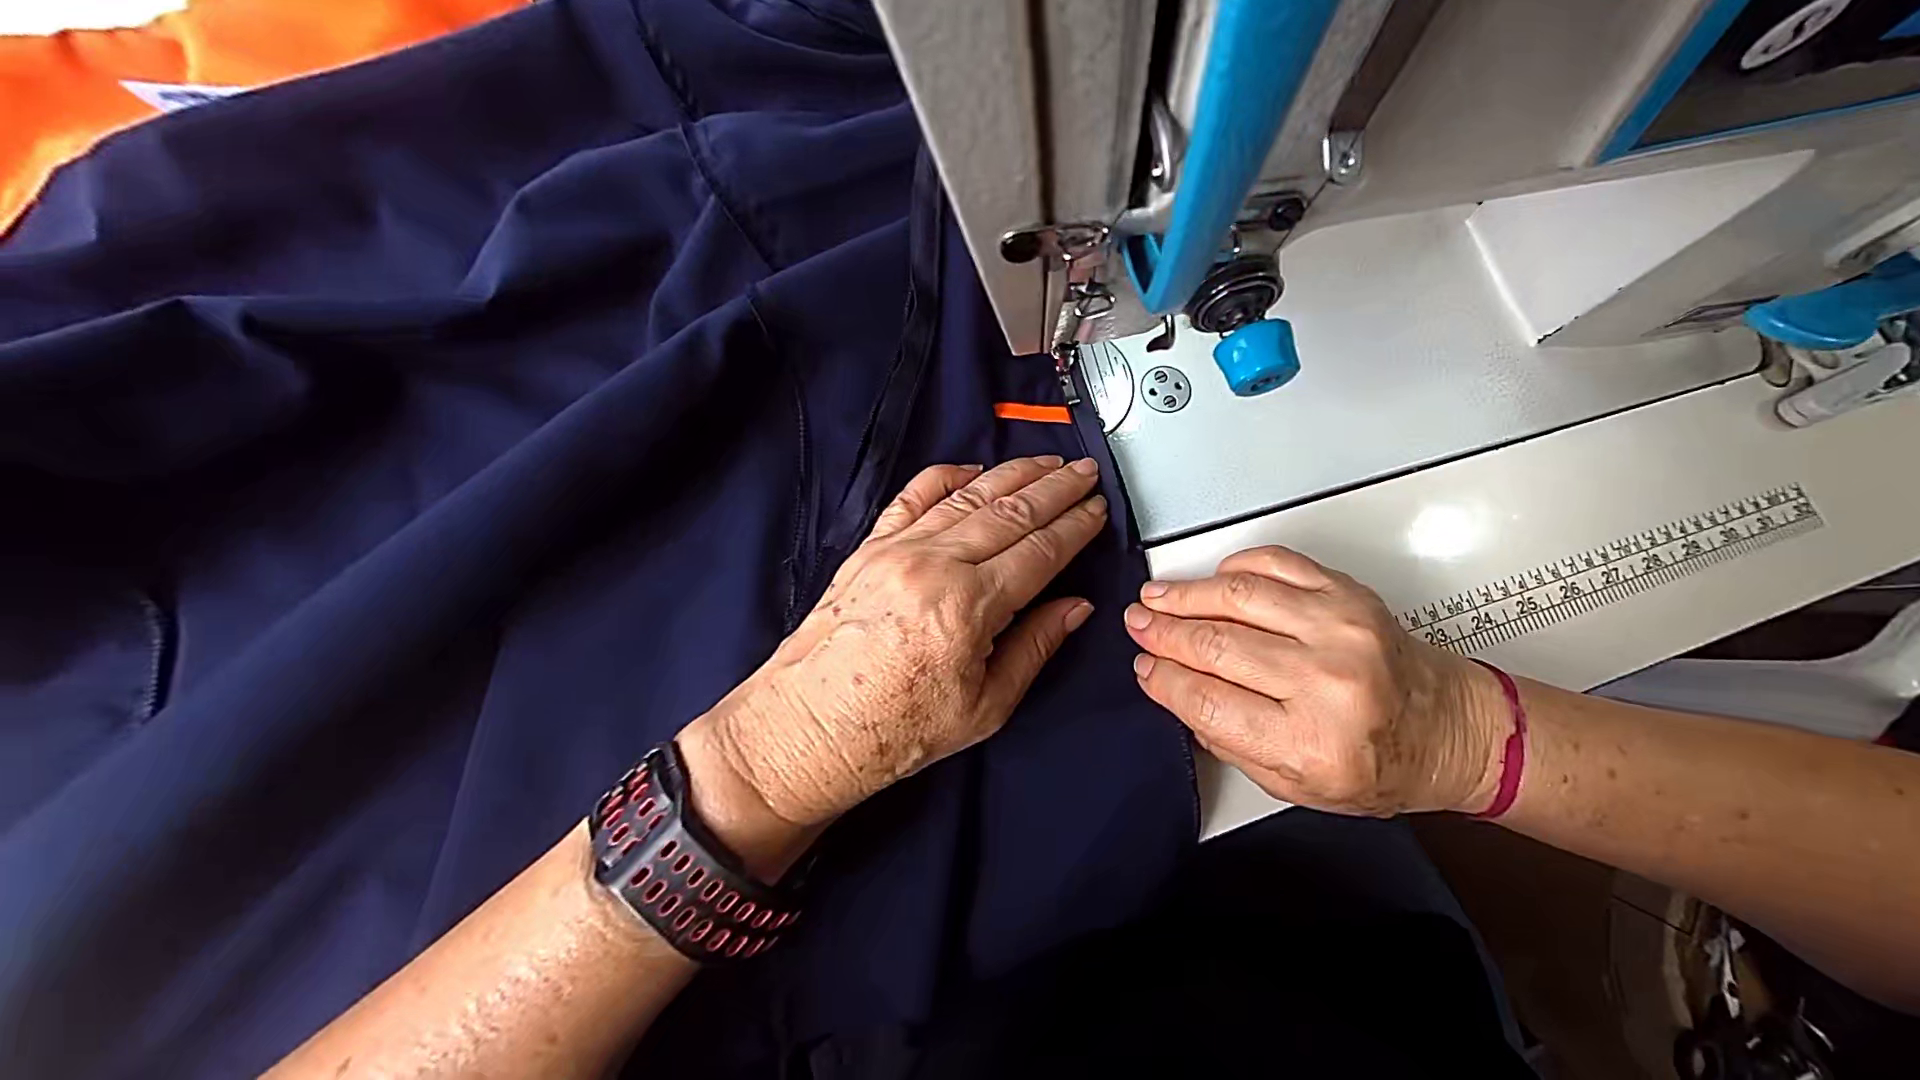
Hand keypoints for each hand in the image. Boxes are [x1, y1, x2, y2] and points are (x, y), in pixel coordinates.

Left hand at [677, 456, 1106, 874]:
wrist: (808, 729)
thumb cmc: (891, 729)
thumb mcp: (984, 706)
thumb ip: (1035, 646)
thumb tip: (1073, 608)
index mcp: (967, 606)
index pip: (1040, 550)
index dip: (1075, 526)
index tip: (1097, 510)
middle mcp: (932, 565)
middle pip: (1011, 511)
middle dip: (1055, 488)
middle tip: (1083, 473)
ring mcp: (896, 550)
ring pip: (968, 495)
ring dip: (1013, 474)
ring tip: (1044, 463)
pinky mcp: (869, 549)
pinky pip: (913, 496)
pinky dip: (945, 477)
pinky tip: (971, 470)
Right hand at [1123, 546, 1508, 815]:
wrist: (1450, 729)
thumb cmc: (1380, 764)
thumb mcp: (1294, 786)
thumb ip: (1227, 740)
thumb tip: (1176, 686)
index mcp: (1312, 743)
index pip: (1206, 700)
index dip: (1164, 678)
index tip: (1144, 666)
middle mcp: (1328, 682)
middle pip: (1214, 644)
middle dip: (1162, 632)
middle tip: (1138, 624)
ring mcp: (1341, 630)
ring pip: (1236, 597)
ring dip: (1185, 595)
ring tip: (1157, 597)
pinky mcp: (1349, 596)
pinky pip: (1276, 565)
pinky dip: (1234, 567)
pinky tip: (1212, 579)